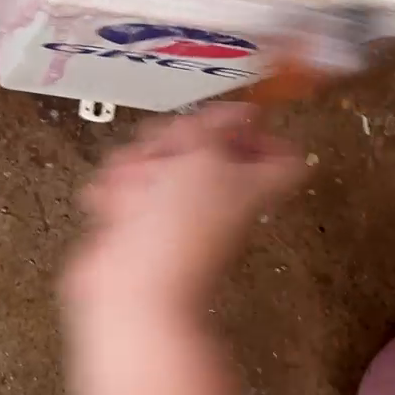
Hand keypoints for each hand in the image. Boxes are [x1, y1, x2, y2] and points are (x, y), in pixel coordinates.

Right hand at [64, 103, 305, 312]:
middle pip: (204, 144)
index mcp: (249, 182)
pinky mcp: (136, 215)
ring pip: (158, 157)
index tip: (228, 120)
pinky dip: (117, 190)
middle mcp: (215, 192)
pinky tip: (116, 205)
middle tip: (168, 151)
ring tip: (136, 186)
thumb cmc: (180, 227)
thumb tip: (244, 110)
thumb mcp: (208, 159)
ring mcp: (173, 205)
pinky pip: (126, 182)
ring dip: (139, 164)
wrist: (132, 284)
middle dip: (175, 139)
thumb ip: (221, 127)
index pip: (278, 153)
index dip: (258, 131)